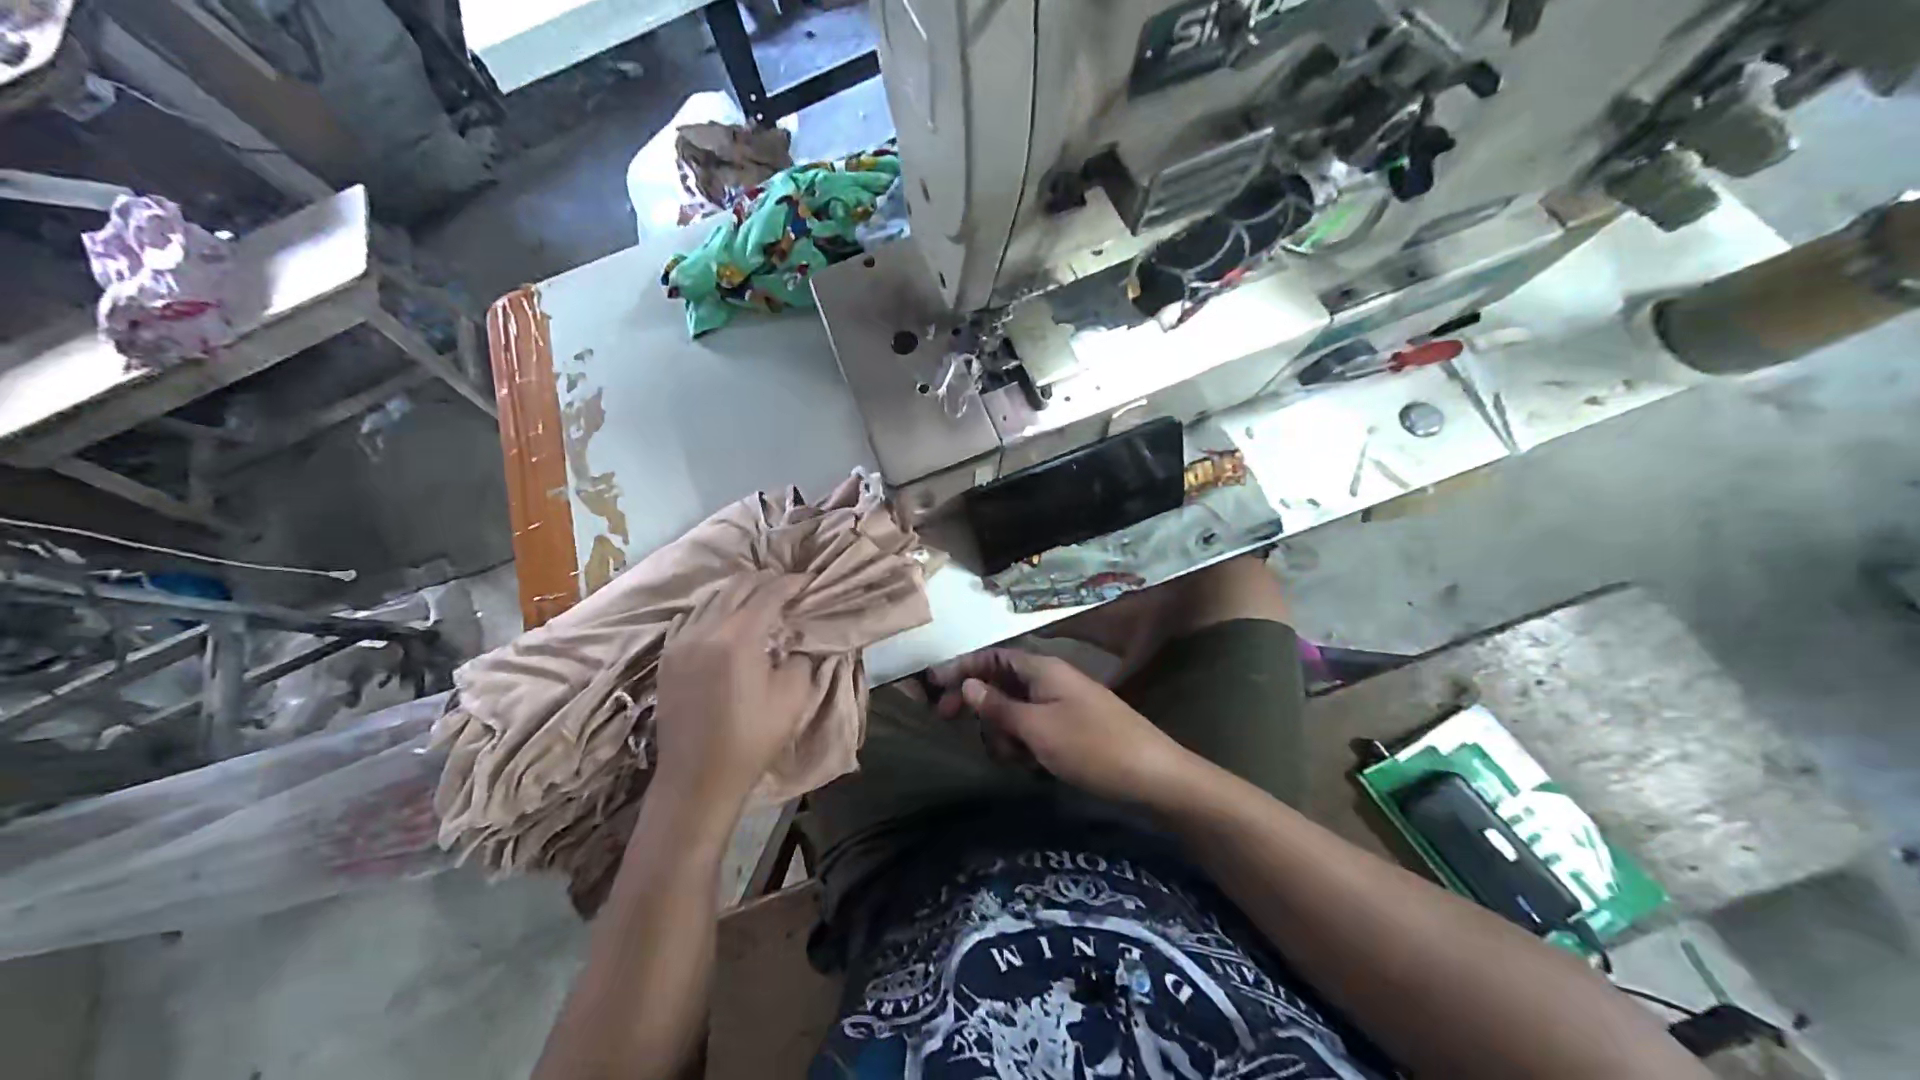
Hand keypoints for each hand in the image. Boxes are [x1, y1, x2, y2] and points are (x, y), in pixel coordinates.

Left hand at [654, 572, 813, 810]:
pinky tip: (723, 621)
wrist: (698, 778)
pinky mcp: (667, 659)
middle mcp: (705, 631)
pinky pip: (690, 619)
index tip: (809, 581)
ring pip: (711, 600)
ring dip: (738, 594)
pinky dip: (712, 612)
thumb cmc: (751, 739)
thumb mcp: (793, 698)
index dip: (792, 583)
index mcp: (738, 638)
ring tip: (758, 601)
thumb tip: (793, 644)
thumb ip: (799, 659)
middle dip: (764, 581)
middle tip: (786, 587)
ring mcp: (680, 643)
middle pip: (736, 587)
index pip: (769, 594)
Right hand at [926, 648, 1211, 806]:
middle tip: (951, 723)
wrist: (1154, 776)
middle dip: (979, 706)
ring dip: (1003, 732)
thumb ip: (999, 706)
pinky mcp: (1071, 728)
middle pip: (1000, 683)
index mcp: (1042, 669)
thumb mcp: (1037, 728)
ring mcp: (1062, 705)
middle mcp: (1050, 680)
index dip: (961, 668)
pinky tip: (1032, 765)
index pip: (992, 657)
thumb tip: (967, 684)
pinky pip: (1033, 729)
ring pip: (1014, 711)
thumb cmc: (1092, 747)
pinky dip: (1024, 744)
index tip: (932, 687)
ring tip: (1015, 756)